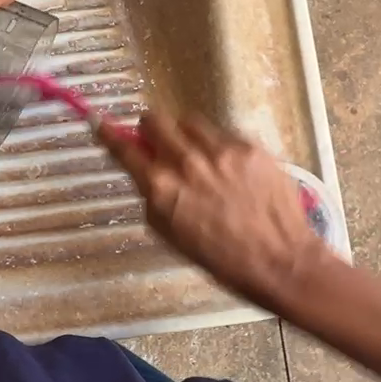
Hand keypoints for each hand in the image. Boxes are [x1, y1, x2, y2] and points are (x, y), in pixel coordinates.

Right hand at [100, 111, 335, 309]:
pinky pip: (223, 133)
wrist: (281, 262)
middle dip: (151, 129)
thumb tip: (144, 169)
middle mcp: (187, 162)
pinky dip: (219, 146)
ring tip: (200, 156)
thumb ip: (152, 196)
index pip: (124, 149)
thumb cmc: (219, 258)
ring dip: (186, 135)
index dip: (108, 134)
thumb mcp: (169, 233)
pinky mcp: (250, 147)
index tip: (99, 123)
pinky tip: (231, 169)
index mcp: (162, 187)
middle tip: (159, 142)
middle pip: (154, 120)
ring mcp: (220, 151)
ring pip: (188, 121)